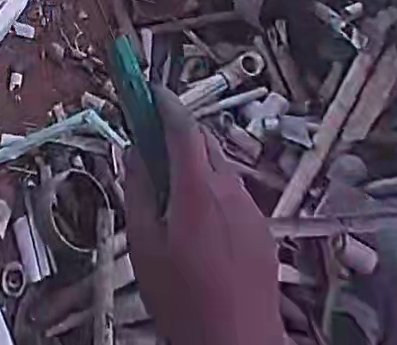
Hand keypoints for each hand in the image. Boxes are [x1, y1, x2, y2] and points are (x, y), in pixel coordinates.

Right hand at [123, 89, 283, 344]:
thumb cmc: (186, 305)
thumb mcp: (143, 244)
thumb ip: (137, 189)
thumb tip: (134, 153)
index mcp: (197, 192)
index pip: (183, 125)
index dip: (163, 101)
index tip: (147, 90)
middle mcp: (230, 193)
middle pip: (203, 139)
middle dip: (176, 132)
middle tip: (150, 142)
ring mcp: (251, 211)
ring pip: (220, 165)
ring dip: (195, 161)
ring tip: (171, 193)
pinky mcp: (263, 230)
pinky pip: (234, 192)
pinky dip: (213, 187)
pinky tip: (197, 220)